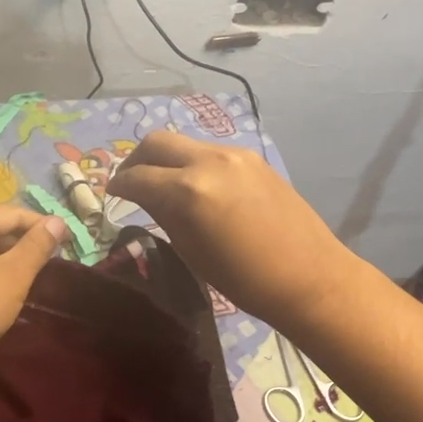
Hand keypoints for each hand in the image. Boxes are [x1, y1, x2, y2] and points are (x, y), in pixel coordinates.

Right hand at [106, 131, 360, 330]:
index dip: (118, 186)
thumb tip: (142, 197)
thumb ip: (162, 214)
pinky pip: (208, 152)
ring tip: (162, 186)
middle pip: (155, 142)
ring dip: (165, 160)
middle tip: (130, 183)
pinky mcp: (253, 159)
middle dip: (136, 161)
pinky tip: (195, 188)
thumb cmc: (243, 279)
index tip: (112, 195)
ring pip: (183, 143)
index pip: (136, 176)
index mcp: (188, 190)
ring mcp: (234, 155)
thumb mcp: (190, 250)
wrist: (310, 278)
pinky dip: (191, 163)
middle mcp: (208, 161)